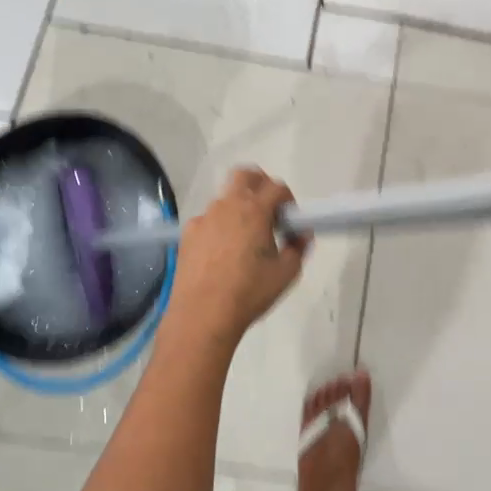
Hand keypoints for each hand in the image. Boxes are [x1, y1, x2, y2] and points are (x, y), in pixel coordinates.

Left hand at [166, 168, 309, 342]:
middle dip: (260, 183)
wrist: (203, 315)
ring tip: (243, 240)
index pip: (277, 187)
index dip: (287, 199)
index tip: (289, 219)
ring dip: (238, 208)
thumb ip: (299, 247)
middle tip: (267, 210)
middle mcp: (228, 205)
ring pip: (225, 198)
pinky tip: (220, 255)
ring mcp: (205, 217)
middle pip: (245, 174)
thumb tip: (302, 234)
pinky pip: (208, 220)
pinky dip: (218, 228)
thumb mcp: (287, 273)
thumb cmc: (249, 292)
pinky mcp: (188, 233)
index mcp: (255, 210)